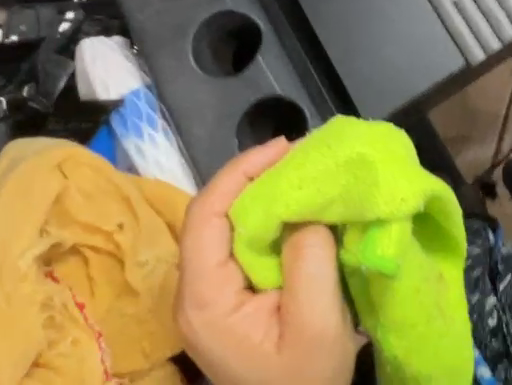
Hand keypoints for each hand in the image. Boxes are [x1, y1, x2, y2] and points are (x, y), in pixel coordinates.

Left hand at [177, 138, 363, 384]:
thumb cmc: (307, 380)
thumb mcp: (316, 324)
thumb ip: (309, 258)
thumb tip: (306, 203)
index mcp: (203, 299)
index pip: (206, 215)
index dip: (240, 171)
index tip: (285, 148)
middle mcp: (195, 292)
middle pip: (213, 213)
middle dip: (255, 175)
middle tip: (302, 155)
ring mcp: (210, 296)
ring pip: (227, 224)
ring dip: (264, 192)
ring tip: (304, 172)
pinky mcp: (229, 297)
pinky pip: (241, 241)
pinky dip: (270, 215)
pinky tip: (299, 207)